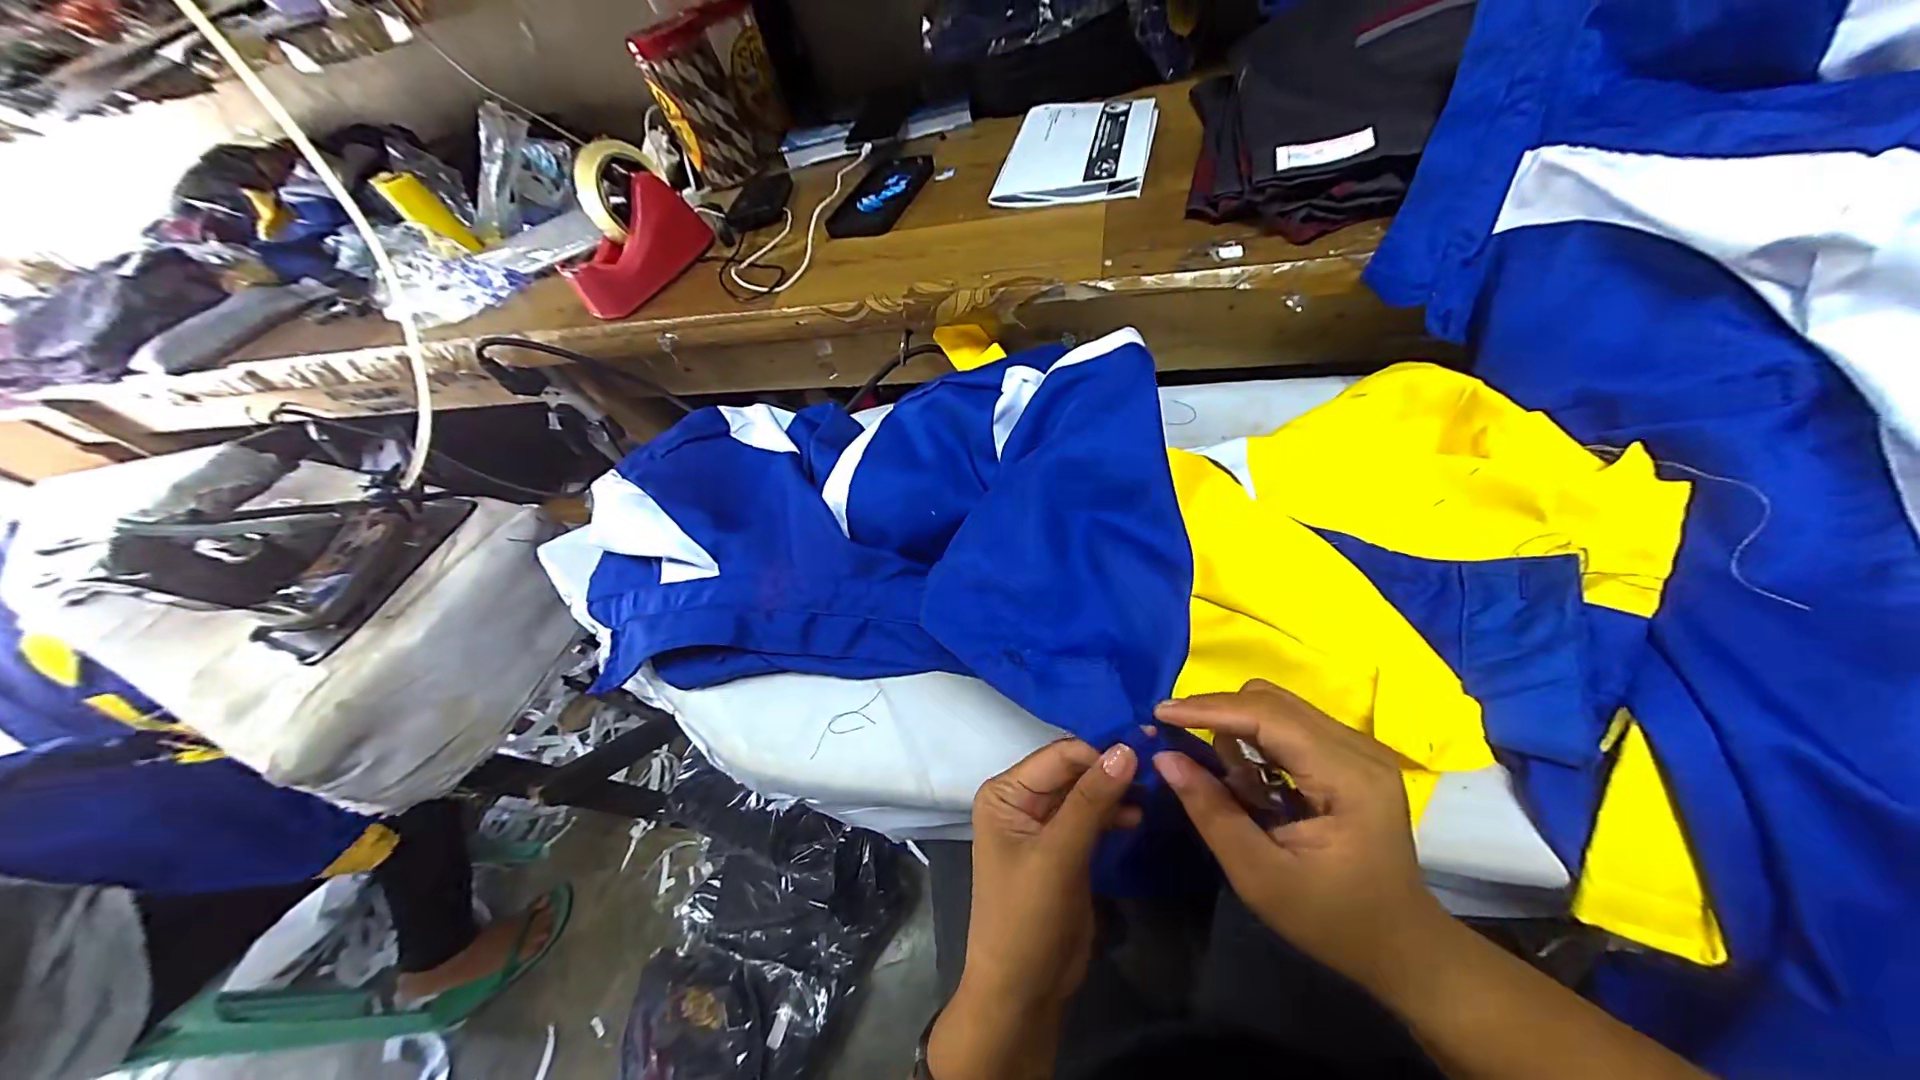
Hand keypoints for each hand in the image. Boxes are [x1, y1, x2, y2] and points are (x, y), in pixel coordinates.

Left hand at [927, 738, 1139, 1079]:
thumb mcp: (1059, 854)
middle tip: (1159, 767)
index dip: (1100, 750)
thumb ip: (1092, 800)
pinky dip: (1114, 813)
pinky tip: (1139, 816)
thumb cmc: (1028, 917)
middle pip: (1073, 770)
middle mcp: (1021, 799)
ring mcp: (1043, 824)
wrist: (1023, 989)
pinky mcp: (1064, 847)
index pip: (1059, 755)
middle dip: (1111, 768)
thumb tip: (1126, 749)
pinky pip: (1092, 816)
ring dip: (1117, 791)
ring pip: (1086, 792)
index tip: (1148, 748)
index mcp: (1005, 792)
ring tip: (1154, 793)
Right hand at [1151, 679, 1450, 991]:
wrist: (1401, 945)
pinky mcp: (1350, 755)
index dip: (1210, 708)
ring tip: (1226, 779)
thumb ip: (1211, 811)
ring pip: (1277, 705)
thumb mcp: (1259, 876)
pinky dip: (1255, 739)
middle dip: (1217, 713)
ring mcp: (1358, 748)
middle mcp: (1358, 749)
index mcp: (1347, 777)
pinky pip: (1288, 723)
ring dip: (1236, 727)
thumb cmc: (1332, 919)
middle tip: (1178, 742)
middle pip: (1271, 700)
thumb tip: (1165, 757)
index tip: (1160, 713)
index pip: (1268, 716)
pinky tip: (1249, 779)